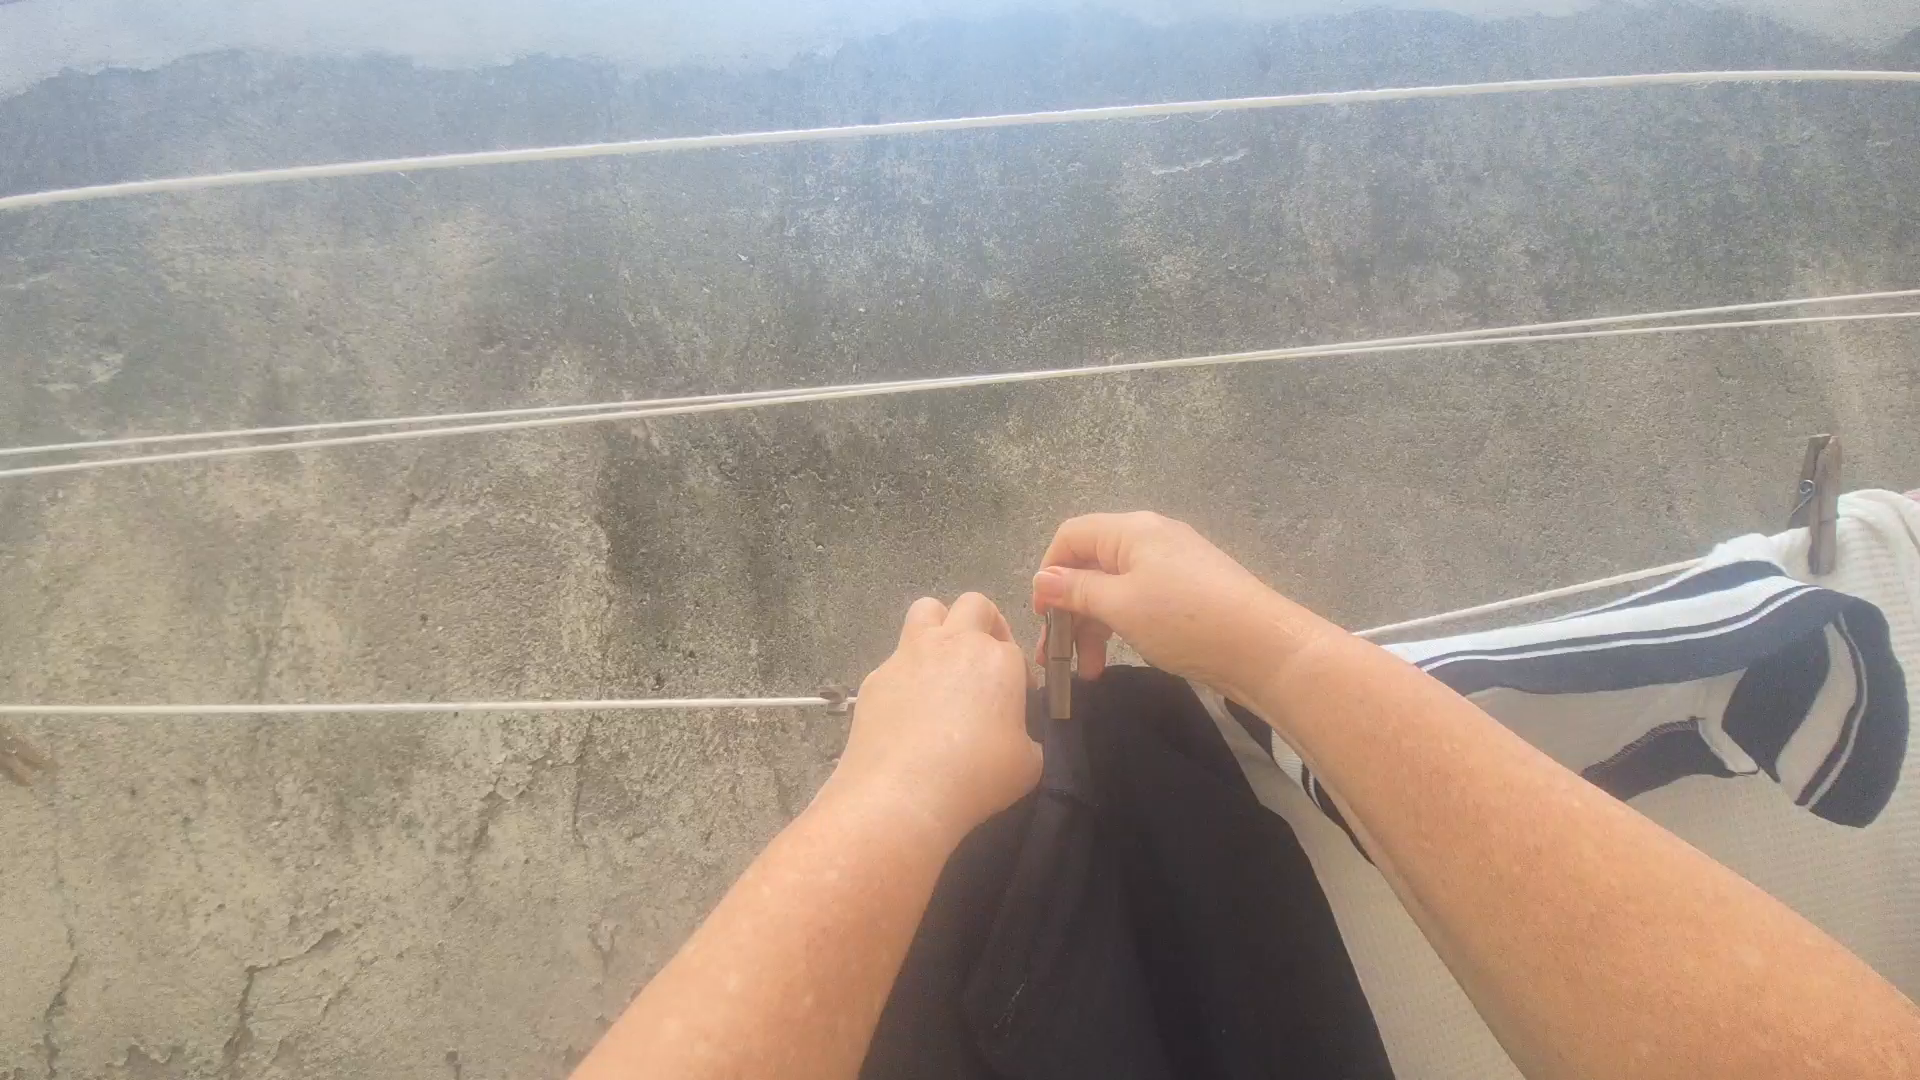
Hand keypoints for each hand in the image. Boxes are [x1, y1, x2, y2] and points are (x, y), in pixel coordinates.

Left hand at [828, 593, 1039, 843]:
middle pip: (974, 604)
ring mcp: (910, 654)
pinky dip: (906, 673)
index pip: (1014, 649)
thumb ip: (1027, 738)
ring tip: (942, 663)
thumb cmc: (975, 777)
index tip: (1014, 701)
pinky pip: (896, 659)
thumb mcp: (1028, 765)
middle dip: (985, 624)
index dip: (1017, 674)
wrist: (903, 793)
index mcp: (997, 659)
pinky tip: (907, 710)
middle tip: (984, 660)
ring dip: (940, 625)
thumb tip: (1013, 735)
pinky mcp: (876, 675)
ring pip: (927, 609)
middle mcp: (954, 643)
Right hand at [1030, 512, 1338, 698]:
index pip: (1071, 536)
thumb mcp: (1121, 605)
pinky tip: (1116, 658)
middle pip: (1091, 566)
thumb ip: (1076, 590)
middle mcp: (1149, 539)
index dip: (1048, 572)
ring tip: (1088, 672)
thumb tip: (1041, 578)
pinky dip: (1120, 627)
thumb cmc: (1184, 619)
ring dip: (1093, 627)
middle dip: (1069, 610)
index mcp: (1130, 530)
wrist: (1265, 649)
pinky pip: (1138, 602)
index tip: (1041, 615)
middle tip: (1057, 656)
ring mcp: (1170, 566)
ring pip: (1113, 590)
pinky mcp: (1186, 593)